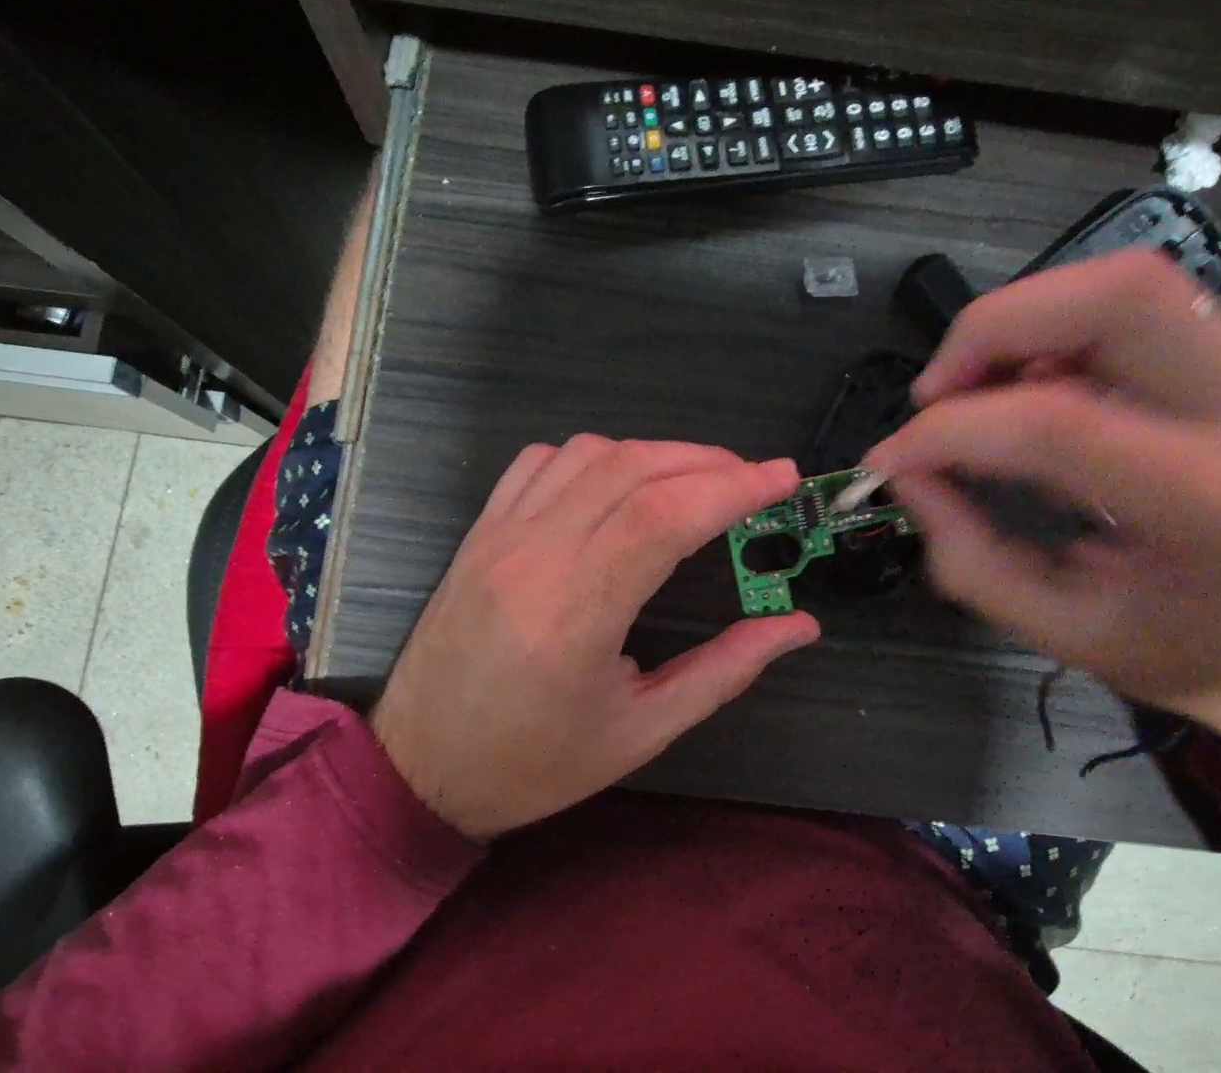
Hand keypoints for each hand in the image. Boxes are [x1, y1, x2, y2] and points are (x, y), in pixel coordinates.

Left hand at [370, 436, 819, 841]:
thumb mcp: (641, 732)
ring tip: (698, 483)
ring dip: (655, 454)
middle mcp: (533, 557)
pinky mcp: (478, 533)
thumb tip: (799, 626)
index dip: (735, 486)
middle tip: (755, 482)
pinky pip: (539, 463)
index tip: (785, 478)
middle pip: (633, 468)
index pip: (665, 515)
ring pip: (587, 454)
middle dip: (708, 462)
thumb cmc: (535, 764)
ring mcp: (498, 536)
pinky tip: (619, 486)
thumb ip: (724, 670)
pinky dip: (594, 458)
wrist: (421, 768)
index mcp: (576, 614)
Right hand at [864, 250, 1220, 740]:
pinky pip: (1134, 310)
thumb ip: (972, 558)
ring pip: (1128, 284)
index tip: (891, 460)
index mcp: (1211, 505)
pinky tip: (1021, 386)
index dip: (949, 431)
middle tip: (935, 392)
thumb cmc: (1187, 653)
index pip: (1057, 423)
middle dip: (993, 326)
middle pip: (1119, 297)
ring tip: (973, 389)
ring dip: (1023, 319)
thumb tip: (908, 476)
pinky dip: (1053, 329)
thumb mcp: (1063, 632)